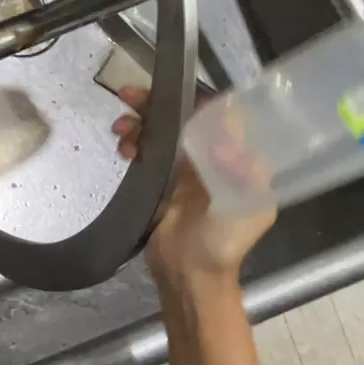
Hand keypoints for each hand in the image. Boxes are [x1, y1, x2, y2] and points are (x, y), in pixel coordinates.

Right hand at [111, 85, 275, 295]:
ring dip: (139, 123)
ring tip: (120, 130)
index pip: (220, 114)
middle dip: (155, 104)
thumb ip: (239, 174)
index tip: (169, 88)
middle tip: (128, 96)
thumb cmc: (223, 243)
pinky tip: (123, 149)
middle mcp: (214, 157)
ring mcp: (187, 169)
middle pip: (184, 117)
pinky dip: (133, 143)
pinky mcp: (163, 180)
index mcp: (239, 160)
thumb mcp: (243, 208)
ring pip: (161, 130)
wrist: (189, 276)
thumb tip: (227, 140)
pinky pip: (147, 150)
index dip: (195, 96)